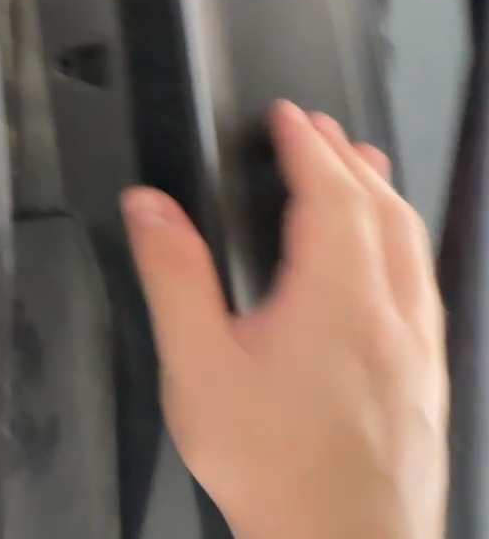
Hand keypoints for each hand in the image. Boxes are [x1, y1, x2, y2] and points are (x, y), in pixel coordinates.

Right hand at [124, 101, 446, 538]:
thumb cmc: (264, 455)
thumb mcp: (194, 360)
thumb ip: (173, 274)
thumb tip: (149, 203)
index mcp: (338, 307)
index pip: (333, 205)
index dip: (309, 152)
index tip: (287, 115)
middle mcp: (392, 322)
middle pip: (387, 220)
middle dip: (350, 163)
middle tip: (316, 126)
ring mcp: (417, 353)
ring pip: (414, 252)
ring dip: (381, 198)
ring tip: (359, 165)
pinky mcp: (421, 379)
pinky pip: (420, 285)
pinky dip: (397, 240)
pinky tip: (380, 251)